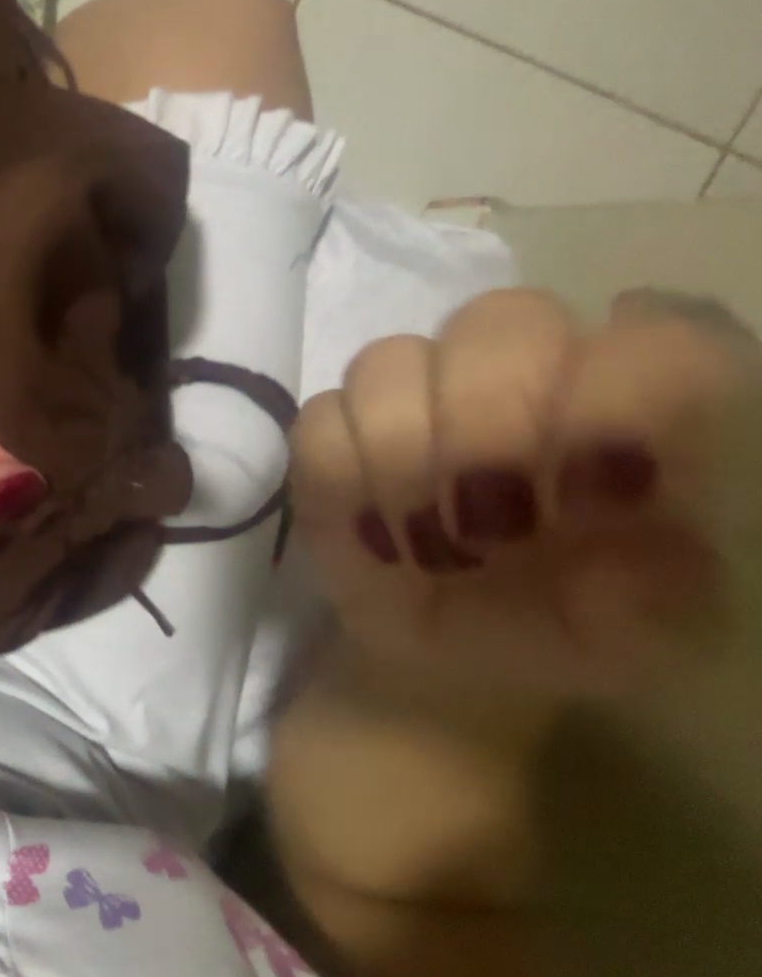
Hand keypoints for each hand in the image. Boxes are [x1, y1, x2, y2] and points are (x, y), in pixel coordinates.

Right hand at [290, 288, 755, 701]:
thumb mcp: (647, 639)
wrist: (454, 657)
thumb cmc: (572, 634)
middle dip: (490, 425)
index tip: (600, 497)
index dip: (614, 401)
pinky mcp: (333, 437)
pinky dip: (339, 479)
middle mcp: (534, 377)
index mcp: (645, 410)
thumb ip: (659, 593)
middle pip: (501, 320)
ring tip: (429, 541)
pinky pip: (317, 420)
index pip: (647, 338)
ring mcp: (419, 398)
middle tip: (494, 524)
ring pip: (390, 360)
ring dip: (405, 460)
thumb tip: (619, 528)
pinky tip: (373, 532)